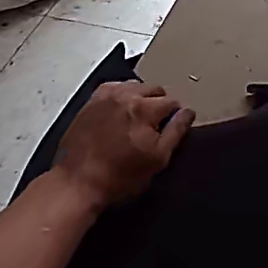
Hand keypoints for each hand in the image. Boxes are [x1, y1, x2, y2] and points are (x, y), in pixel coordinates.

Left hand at [53, 82, 193, 209]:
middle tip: (154, 126)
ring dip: (141, 98)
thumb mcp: (157, 159)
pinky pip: (115, 88)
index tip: (171, 128)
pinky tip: (121, 111)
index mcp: (144, 108)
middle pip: (155, 89)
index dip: (175, 116)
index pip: (172, 102)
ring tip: (137, 119)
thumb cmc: (119, 176)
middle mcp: (126, 95)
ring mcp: (107, 96)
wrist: (79, 182)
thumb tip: (188, 112)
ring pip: (135, 86)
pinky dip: (122, 95)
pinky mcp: (92, 100)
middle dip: (159, 104)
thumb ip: (176, 131)